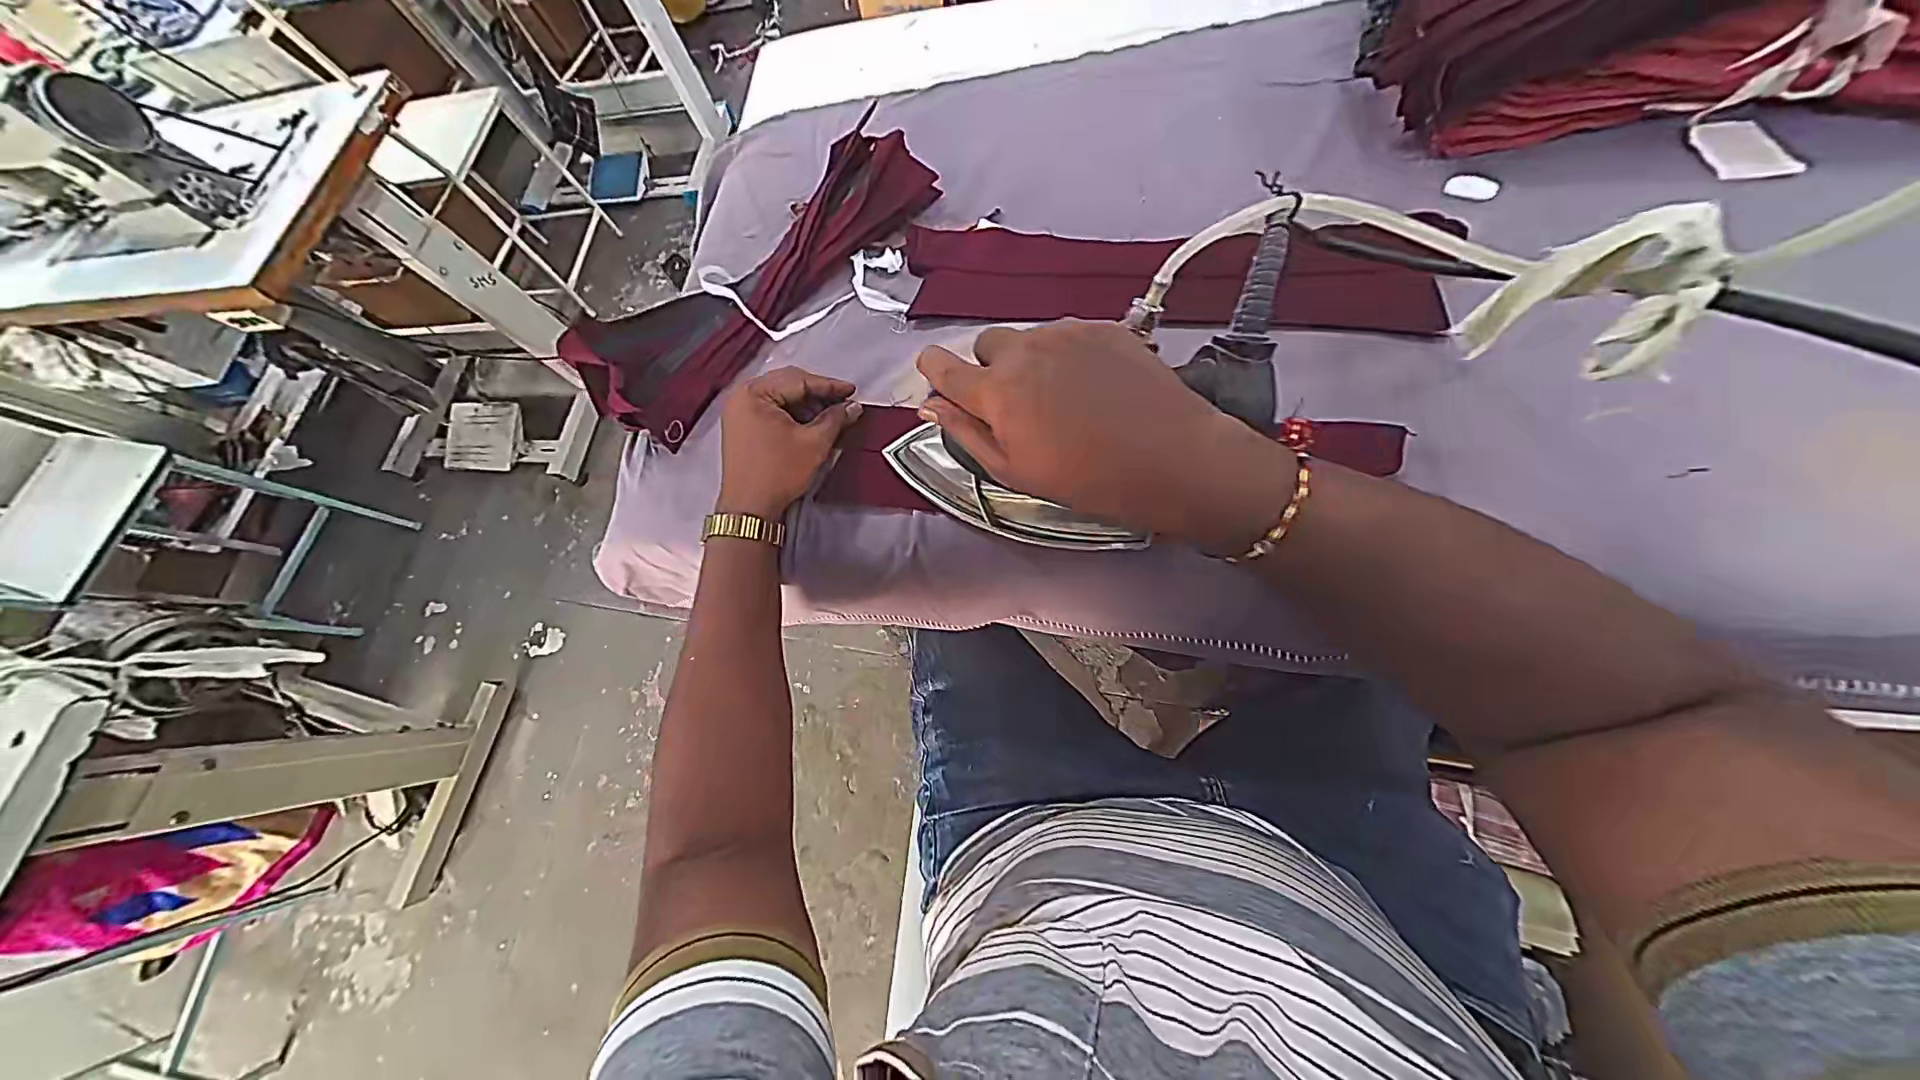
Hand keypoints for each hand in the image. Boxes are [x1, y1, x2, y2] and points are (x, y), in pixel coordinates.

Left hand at [716, 366, 861, 519]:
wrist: (750, 507)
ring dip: (806, 405)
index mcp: (755, 393)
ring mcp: (739, 411)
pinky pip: (772, 410)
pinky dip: (793, 414)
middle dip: (817, 393)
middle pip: (787, 384)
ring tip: (831, 415)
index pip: (798, 380)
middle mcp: (742, 396)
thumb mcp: (814, 443)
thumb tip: (853, 407)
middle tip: (843, 402)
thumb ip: (835, 419)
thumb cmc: (780, 472)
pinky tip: (811, 424)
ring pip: (780, 397)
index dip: (829, 385)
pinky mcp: (742, 426)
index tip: (852, 390)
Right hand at [915, 321, 1292, 554]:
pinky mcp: (1102, 327)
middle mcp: (1025, 351)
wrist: (1169, 457)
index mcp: (996, 391)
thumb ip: (966, 433)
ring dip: (1032, 363)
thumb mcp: (1015, 470)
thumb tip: (933, 407)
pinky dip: (1068, 357)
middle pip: (987, 345)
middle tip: (1016, 405)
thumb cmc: (1089, 476)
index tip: (939, 376)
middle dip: (991, 369)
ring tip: (1063, 400)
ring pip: (1030, 340)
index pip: (941, 364)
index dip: (934, 370)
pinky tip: (1091, 388)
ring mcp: (1066, 334)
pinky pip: (1068, 336)